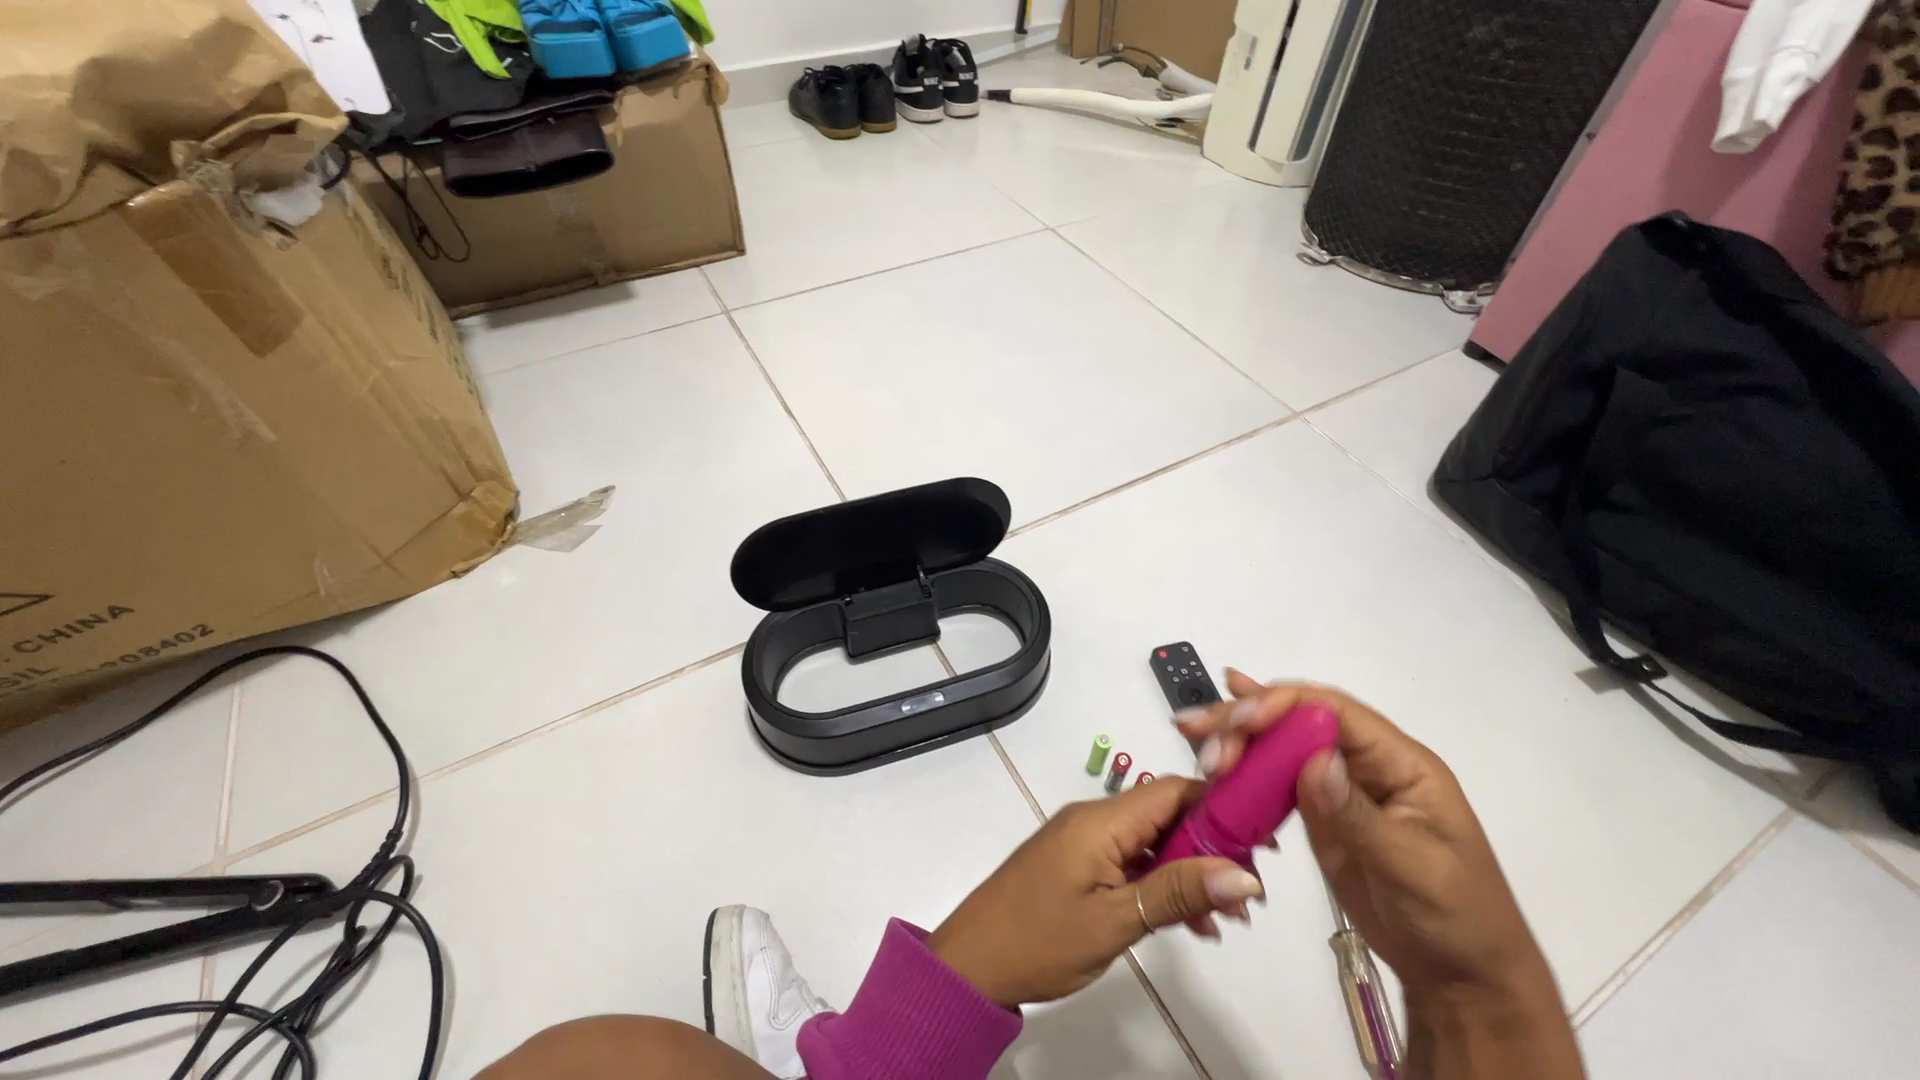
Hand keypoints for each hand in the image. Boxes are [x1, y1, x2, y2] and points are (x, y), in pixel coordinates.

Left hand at [927, 776, 1266, 1007]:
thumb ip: (1178, 892)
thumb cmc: (1040, 939)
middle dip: (1213, 849)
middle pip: (1168, 815)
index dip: (1222, 806)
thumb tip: (1245, 874)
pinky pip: (1132, 863)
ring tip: (1229, 920)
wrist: (971, 965)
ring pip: (1154, 843)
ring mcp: (1086, 843)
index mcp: (1101, 820)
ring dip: (1191, 874)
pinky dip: (1162, 886)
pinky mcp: (1079, 865)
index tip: (1264, 841)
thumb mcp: (1115, 920)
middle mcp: (1095, 820)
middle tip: (1250, 896)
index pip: (1174, 790)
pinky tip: (1191, 923)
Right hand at [1175, 672, 1554, 1001]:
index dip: (1283, 704)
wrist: (1460, 975)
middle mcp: (1366, 764)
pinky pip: (1275, 779)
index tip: (1239, 721)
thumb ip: (1359, 814)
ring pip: (1280, 745)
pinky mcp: (1320, 816)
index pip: (1335, 712)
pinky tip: (1216, 752)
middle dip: (1246, 717)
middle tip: (1194, 730)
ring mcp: (1339, 789)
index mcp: (1400, 763)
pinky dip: (1244, 766)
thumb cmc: (1456, 917)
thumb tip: (1313, 761)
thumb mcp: (1414, 867)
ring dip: (1236, 737)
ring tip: (1190, 732)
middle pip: (1299, 720)